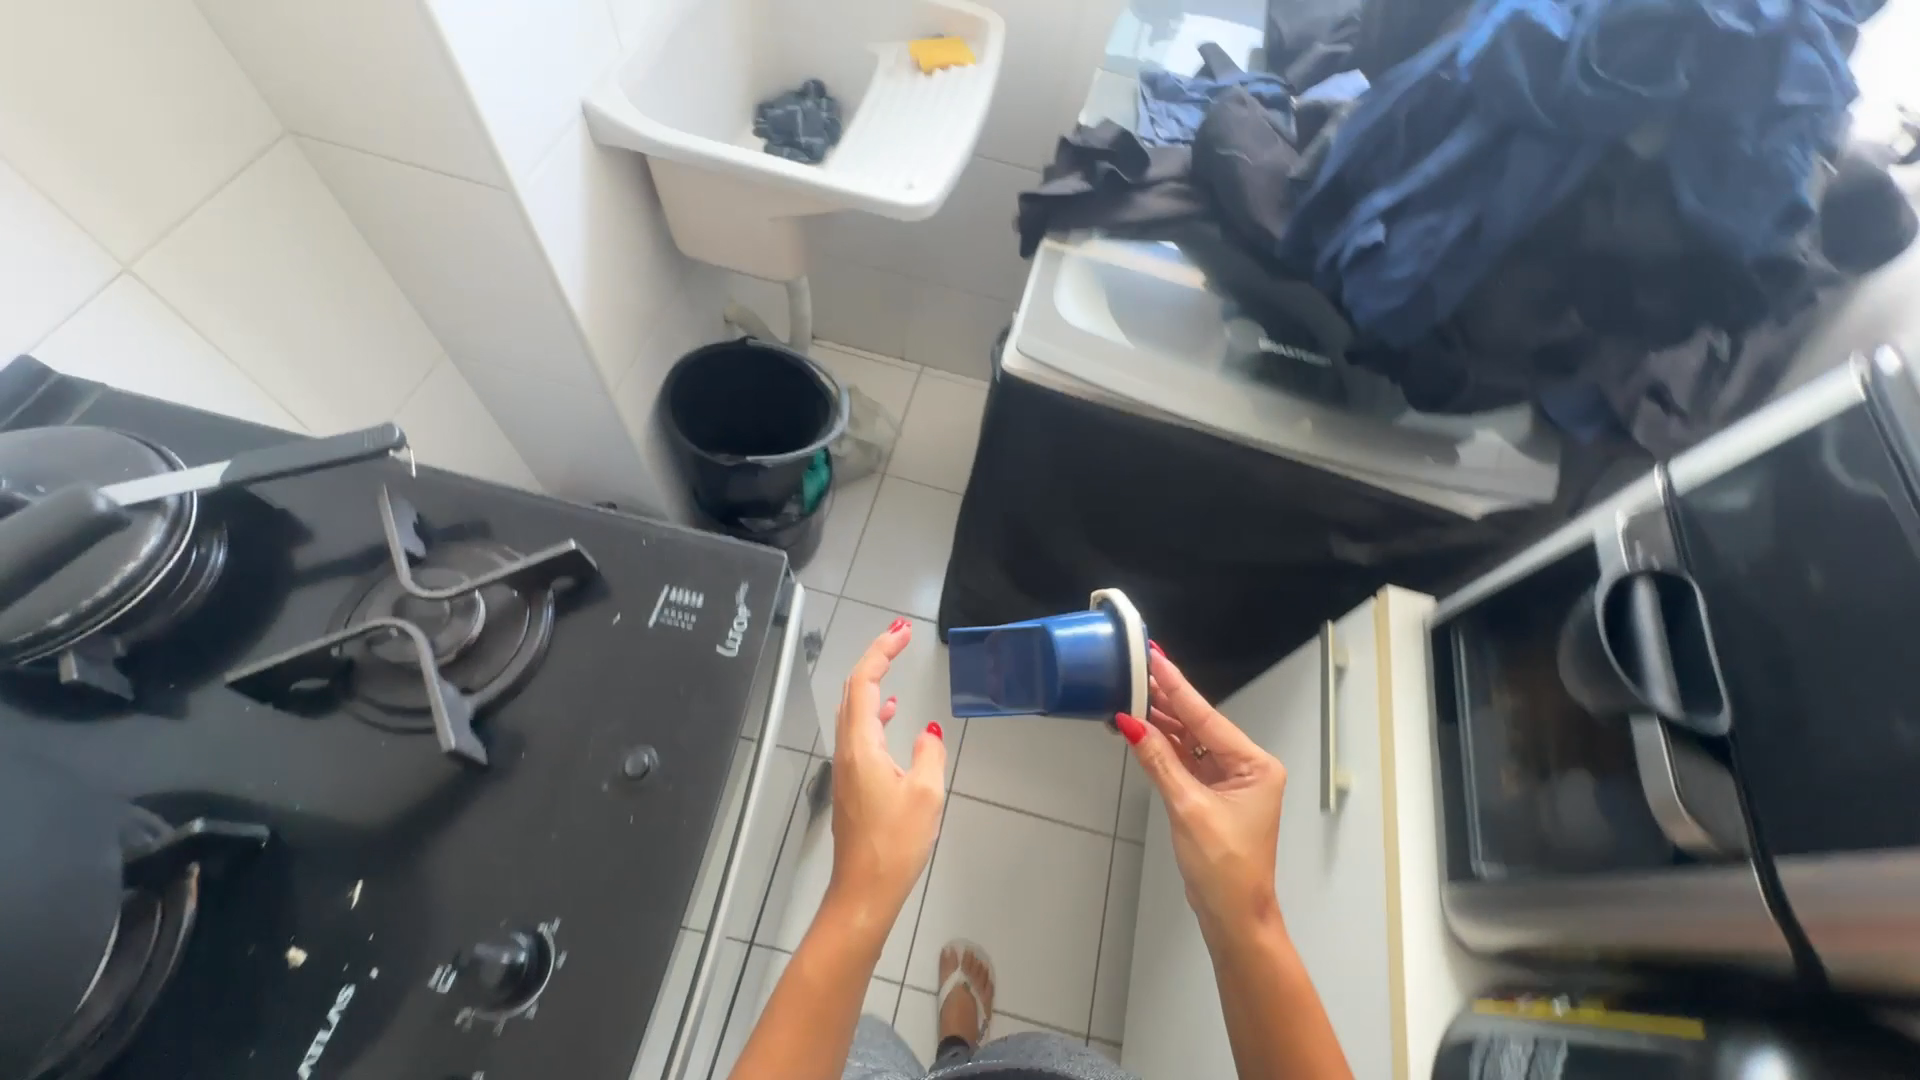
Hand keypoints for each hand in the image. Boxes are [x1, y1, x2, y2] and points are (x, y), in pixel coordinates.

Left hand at [827, 619, 947, 921]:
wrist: (863, 891)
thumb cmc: (895, 843)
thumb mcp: (925, 794)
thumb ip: (928, 753)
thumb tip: (927, 728)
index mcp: (861, 745)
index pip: (864, 682)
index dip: (881, 651)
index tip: (901, 632)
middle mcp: (847, 749)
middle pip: (853, 690)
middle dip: (875, 658)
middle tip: (899, 636)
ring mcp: (846, 766)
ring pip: (853, 710)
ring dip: (873, 682)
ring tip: (896, 663)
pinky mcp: (852, 782)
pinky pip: (858, 730)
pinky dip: (874, 711)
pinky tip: (893, 714)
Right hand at [1116, 647, 1285, 939]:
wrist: (1233, 916)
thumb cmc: (1223, 867)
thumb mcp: (1188, 807)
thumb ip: (1158, 761)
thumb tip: (1130, 723)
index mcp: (1254, 764)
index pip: (1205, 716)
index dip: (1176, 686)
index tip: (1155, 657)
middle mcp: (1244, 765)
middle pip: (1197, 724)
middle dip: (1165, 699)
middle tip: (1136, 668)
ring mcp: (1227, 779)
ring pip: (1188, 740)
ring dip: (1159, 722)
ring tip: (1130, 693)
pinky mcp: (1211, 793)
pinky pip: (1184, 760)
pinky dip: (1161, 746)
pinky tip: (1140, 728)